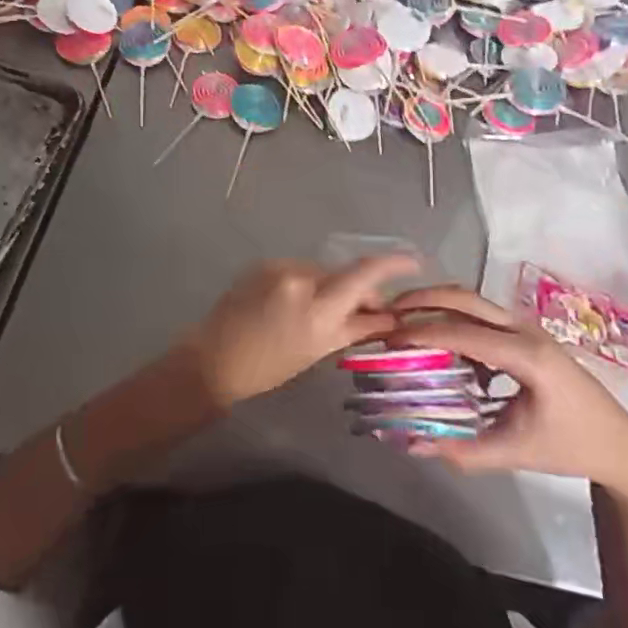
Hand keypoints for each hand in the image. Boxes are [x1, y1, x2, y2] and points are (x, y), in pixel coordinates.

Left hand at [179, 256, 419, 405]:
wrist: (214, 358)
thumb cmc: (269, 366)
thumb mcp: (318, 349)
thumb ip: (358, 327)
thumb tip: (391, 317)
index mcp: (318, 309)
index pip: (365, 274)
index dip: (394, 263)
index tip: (413, 262)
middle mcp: (300, 281)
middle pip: (345, 274)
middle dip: (360, 290)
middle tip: (366, 311)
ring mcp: (279, 269)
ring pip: (322, 272)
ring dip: (330, 288)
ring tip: (320, 313)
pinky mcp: (263, 264)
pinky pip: (298, 270)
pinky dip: (305, 284)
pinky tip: (293, 305)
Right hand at [388, 286, 627, 499]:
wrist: (620, 445)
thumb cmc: (570, 447)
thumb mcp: (512, 453)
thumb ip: (460, 449)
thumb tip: (410, 443)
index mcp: (527, 357)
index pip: (464, 333)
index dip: (422, 333)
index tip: (388, 338)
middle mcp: (526, 332)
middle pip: (467, 298)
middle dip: (424, 299)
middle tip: (389, 312)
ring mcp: (528, 329)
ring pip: (473, 303)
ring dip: (437, 307)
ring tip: (403, 323)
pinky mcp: (526, 335)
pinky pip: (482, 318)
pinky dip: (454, 321)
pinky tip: (439, 348)